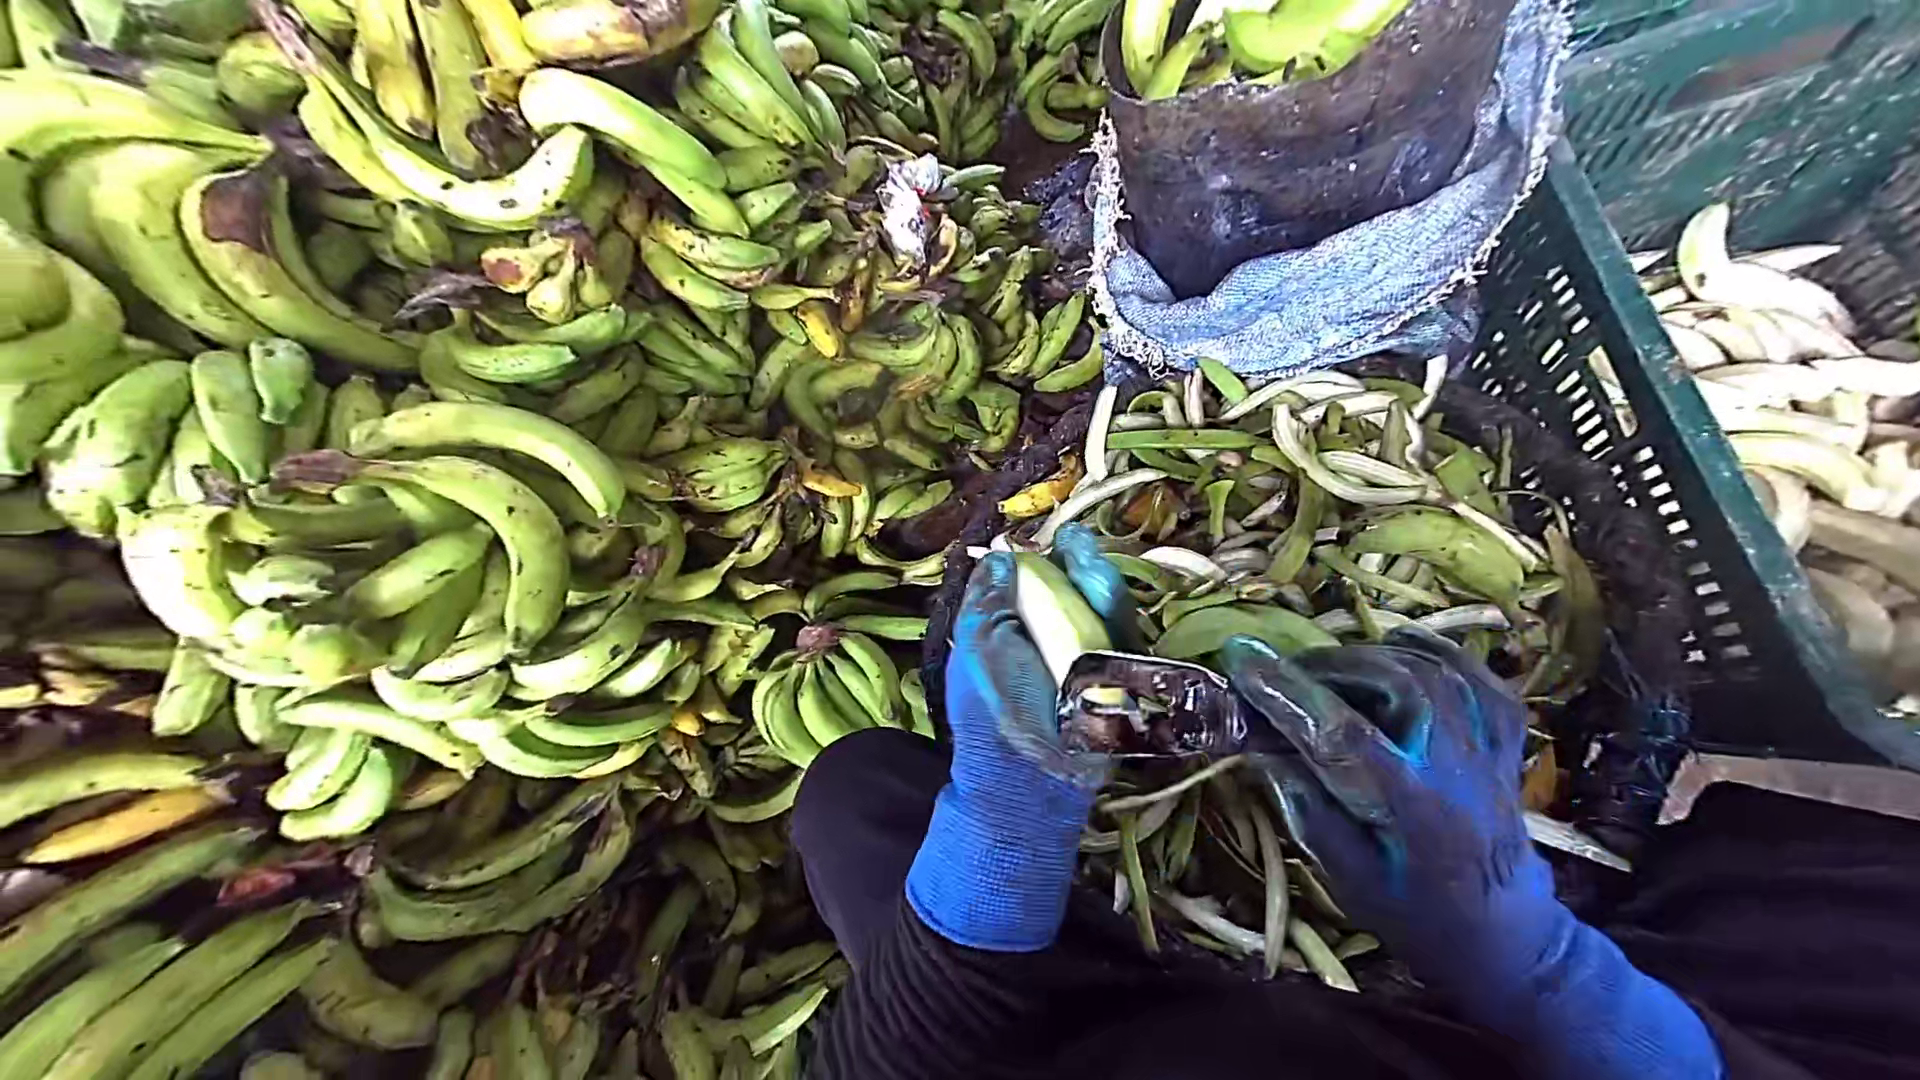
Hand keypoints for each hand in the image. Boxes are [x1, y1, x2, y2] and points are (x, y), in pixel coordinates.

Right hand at [905, 524, 1126, 950]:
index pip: (1096, 582)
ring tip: (1051, 580)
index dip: (1080, 553)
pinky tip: (1049, 626)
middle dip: (1082, 572)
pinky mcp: (1100, 707)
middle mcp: (1116, 664)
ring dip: (1079, 599)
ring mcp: (1112, 688)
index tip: (1064, 535)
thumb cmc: (995, 721)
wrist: (1012, 797)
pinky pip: (1093, 654)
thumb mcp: (979, 649)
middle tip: (1061, 548)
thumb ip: (992, 597)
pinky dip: (1074, 631)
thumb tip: (1005, 558)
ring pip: (1102, 628)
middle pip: (1106, 603)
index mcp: (1096, 645)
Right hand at [1221, 627, 1721, 1079]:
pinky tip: (1394, 647)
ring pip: (1430, 670)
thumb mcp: (1343, 874)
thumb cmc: (1411, 912)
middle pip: (1395, 684)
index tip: (1240, 658)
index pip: (1341, 734)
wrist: (1506, 935)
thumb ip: (1302, 803)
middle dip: (1323, 667)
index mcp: (1412, 811)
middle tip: (1279, 673)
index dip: (1286, 691)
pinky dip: (1431, 651)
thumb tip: (1260, 740)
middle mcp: (1456, 770)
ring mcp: (1486, 750)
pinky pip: (1475, 677)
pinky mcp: (1502, 741)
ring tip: (1323, 669)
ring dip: (1365, 656)